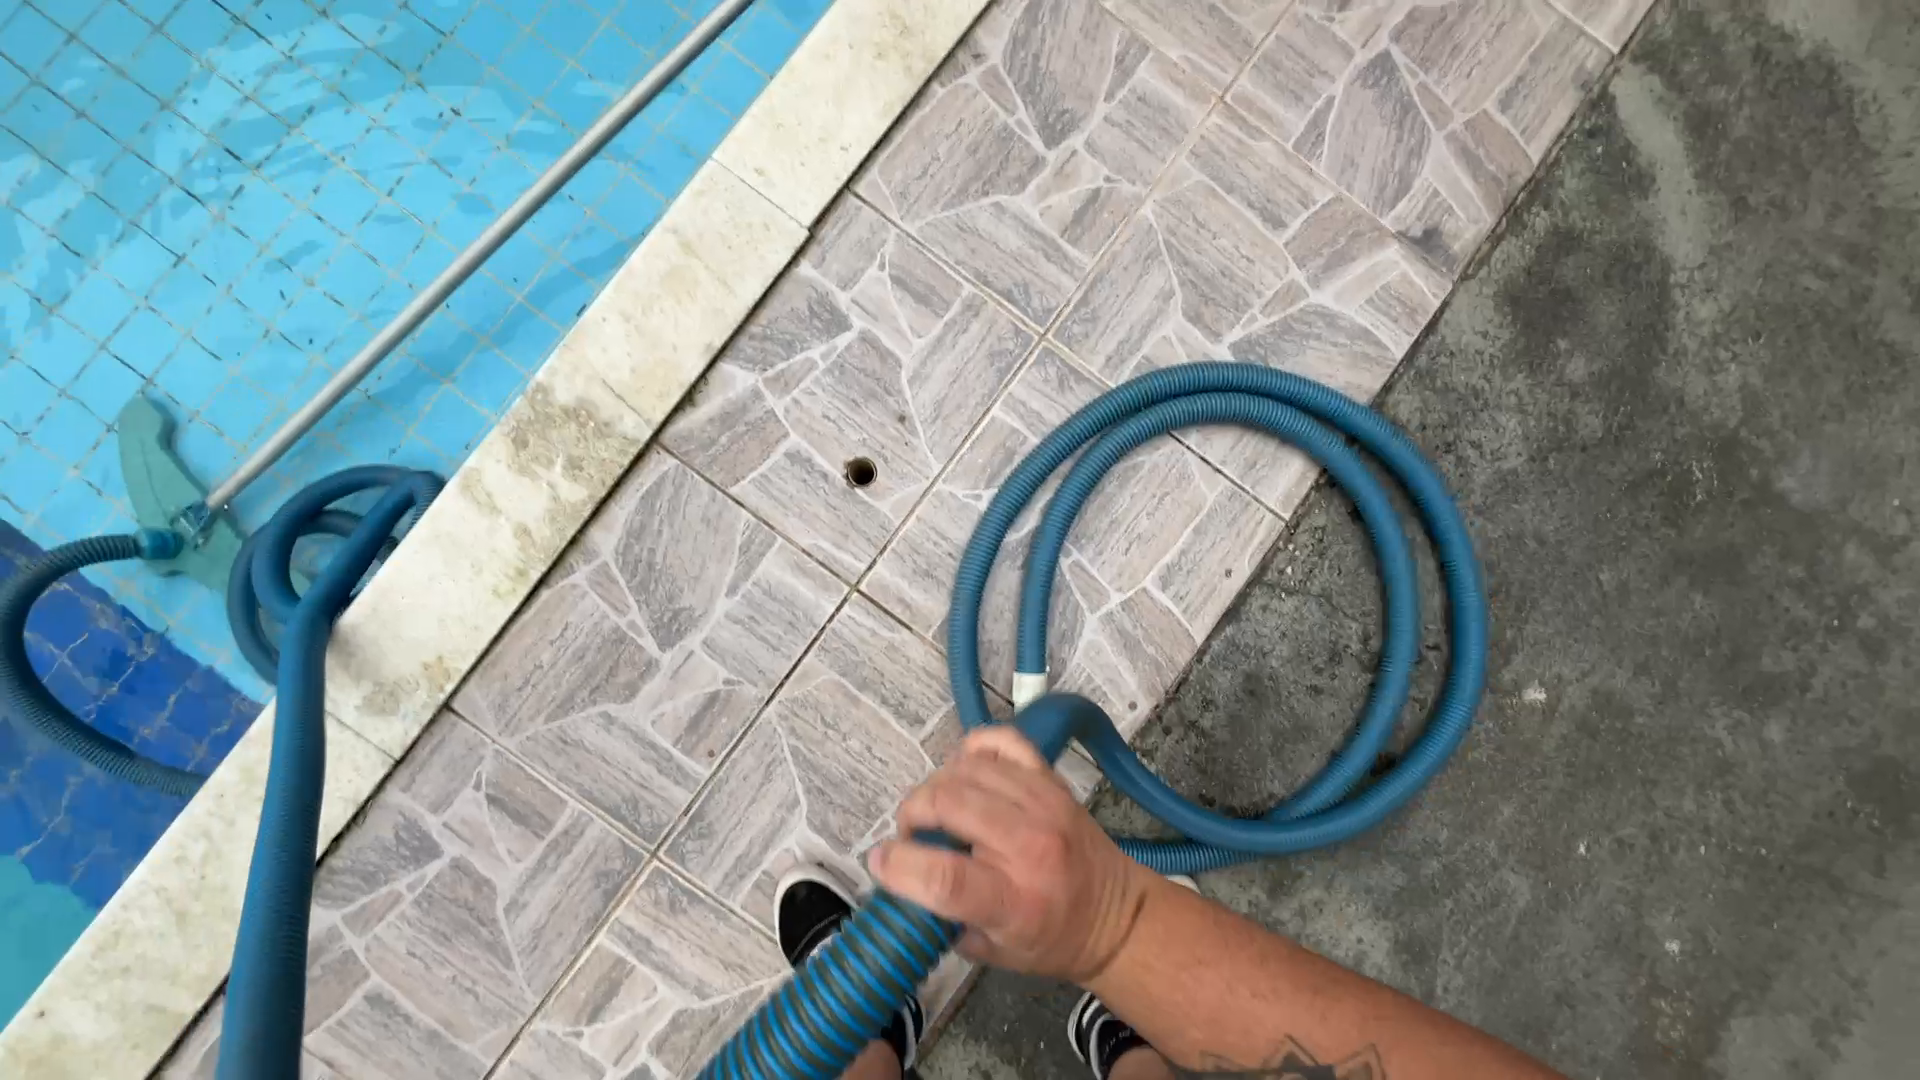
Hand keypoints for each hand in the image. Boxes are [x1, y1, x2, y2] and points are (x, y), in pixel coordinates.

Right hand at [867, 726, 1152, 982]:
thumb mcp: (992, 952)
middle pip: (948, 803)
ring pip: (967, 770)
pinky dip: (973, 749)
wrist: (1117, 915)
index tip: (880, 861)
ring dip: (937, 786)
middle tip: (912, 834)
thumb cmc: (1052, 939)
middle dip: (912, 814)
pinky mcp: (1051, 779)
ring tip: (937, 809)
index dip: (900, 864)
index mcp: (1015, 900)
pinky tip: (964, 772)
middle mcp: (1030, 843)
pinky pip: (1002, 742)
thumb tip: (899, 879)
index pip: (945, 875)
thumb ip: (943, 918)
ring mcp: (1043, 802)